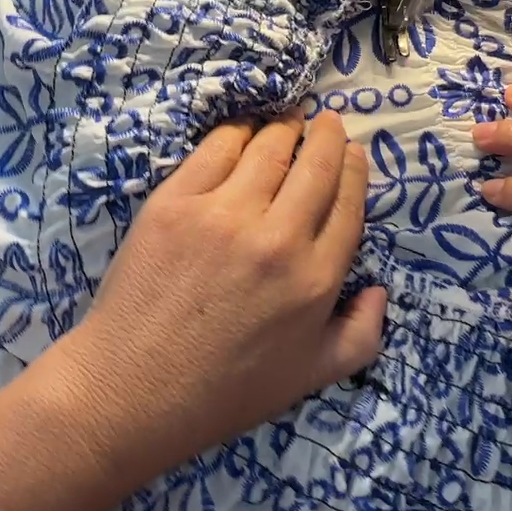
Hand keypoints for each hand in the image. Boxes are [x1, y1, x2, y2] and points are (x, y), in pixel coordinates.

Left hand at [53, 110, 385, 466]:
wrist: (133, 389)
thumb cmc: (225, 390)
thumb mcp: (311, 378)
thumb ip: (361, 336)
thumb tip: (378, 289)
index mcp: (316, 279)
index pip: (348, 202)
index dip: (354, 168)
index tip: (353, 151)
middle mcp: (277, 238)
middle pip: (315, 166)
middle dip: (328, 135)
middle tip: (328, 121)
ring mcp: (223, 215)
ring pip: (268, 148)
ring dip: (285, 127)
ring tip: (287, 121)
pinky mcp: (175, 201)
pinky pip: (216, 149)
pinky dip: (237, 132)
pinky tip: (242, 131)